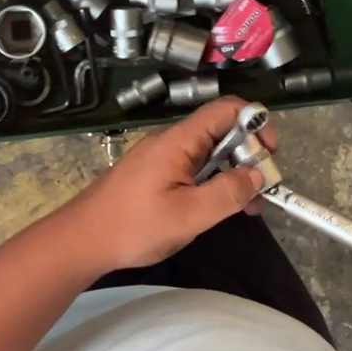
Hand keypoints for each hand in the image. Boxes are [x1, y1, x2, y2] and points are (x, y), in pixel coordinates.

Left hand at [61, 97, 268, 271]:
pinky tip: (219, 209)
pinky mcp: (153, 176)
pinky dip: (212, 183)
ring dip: (232, 174)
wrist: (81, 241)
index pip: (225, 110)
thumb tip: (257, 175)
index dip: (254, 123)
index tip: (270, 153)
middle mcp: (170, 142)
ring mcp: (160, 159)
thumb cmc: (133, 227)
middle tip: (261, 190)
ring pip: (207, 154)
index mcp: (178, 141)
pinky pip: (192, 169)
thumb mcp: (189, 216)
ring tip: (248, 206)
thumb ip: (227, 194)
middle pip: (219, 132)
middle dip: (248, 155)